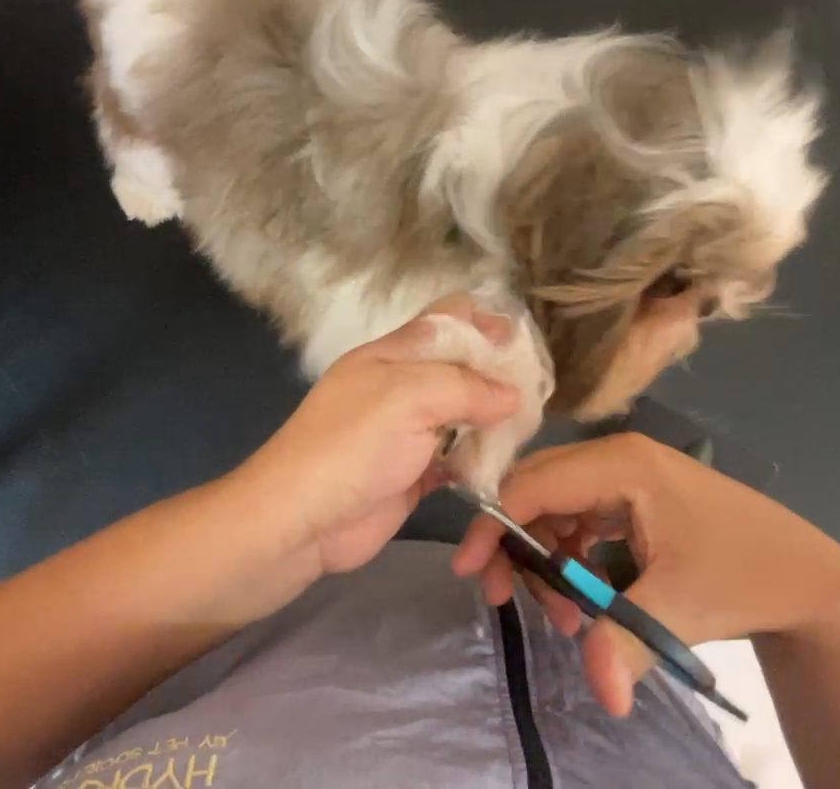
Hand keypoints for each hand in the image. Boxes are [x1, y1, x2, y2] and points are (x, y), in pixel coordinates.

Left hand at [232, 296, 520, 576]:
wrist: (302, 519)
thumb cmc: (352, 445)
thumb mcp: (408, 396)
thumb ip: (464, 386)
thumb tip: (511, 395)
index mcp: (392, 354)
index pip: (444, 320)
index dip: (484, 323)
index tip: (522, 346)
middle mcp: (400, 387)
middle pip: (458, 368)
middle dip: (496, 375)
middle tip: (537, 393)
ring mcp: (406, 433)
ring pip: (461, 415)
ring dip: (493, 420)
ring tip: (529, 428)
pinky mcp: (411, 474)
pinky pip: (455, 459)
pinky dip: (479, 460)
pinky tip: (503, 464)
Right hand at [451, 433, 839, 715]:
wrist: (810, 575)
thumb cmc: (747, 575)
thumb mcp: (684, 607)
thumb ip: (628, 641)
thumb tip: (599, 696)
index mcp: (622, 464)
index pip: (534, 484)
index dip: (494, 524)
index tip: (469, 570)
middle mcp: (614, 457)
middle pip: (534, 488)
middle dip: (512, 544)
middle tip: (502, 596)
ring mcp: (623, 474)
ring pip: (551, 504)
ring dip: (541, 557)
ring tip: (562, 617)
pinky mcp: (630, 497)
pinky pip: (575, 517)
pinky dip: (566, 556)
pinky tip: (583, 598)